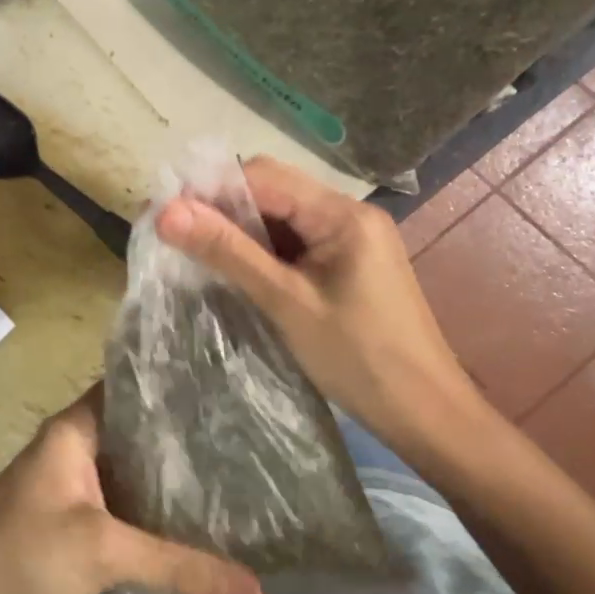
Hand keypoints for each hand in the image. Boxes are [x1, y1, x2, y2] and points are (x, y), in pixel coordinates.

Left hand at [0, 386, 262, 593]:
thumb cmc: (22, 552)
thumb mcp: (101, 548)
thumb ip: (180, 567)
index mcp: (74, 431)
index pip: (129, 391)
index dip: (174, 386)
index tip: (231, 387)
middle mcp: (80, 457)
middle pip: (142, 442)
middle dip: (191, 447)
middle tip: (258, 446)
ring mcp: (83, 502)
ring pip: (142, 489)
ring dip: (184, 496)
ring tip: (253, 491)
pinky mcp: (87, 545)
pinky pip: (137, 531)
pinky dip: (170, 536)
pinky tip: (218, 543)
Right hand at [154, 156, 482, 457]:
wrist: (429, 416)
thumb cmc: (359, 359)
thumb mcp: (285, 302)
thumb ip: (227, 251)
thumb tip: (165, 211)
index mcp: (342, 214)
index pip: (262, 177)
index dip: (210, 189)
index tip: (166, 215)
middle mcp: (349, 213)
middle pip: (271, 188)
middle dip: (221, 206)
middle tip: (178, 234)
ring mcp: (352, 238)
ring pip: (280, 214)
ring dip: (240, 228)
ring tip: (198, 252)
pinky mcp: (348, 262)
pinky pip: (295, 239)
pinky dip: (262, 249)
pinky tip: (236, 269)